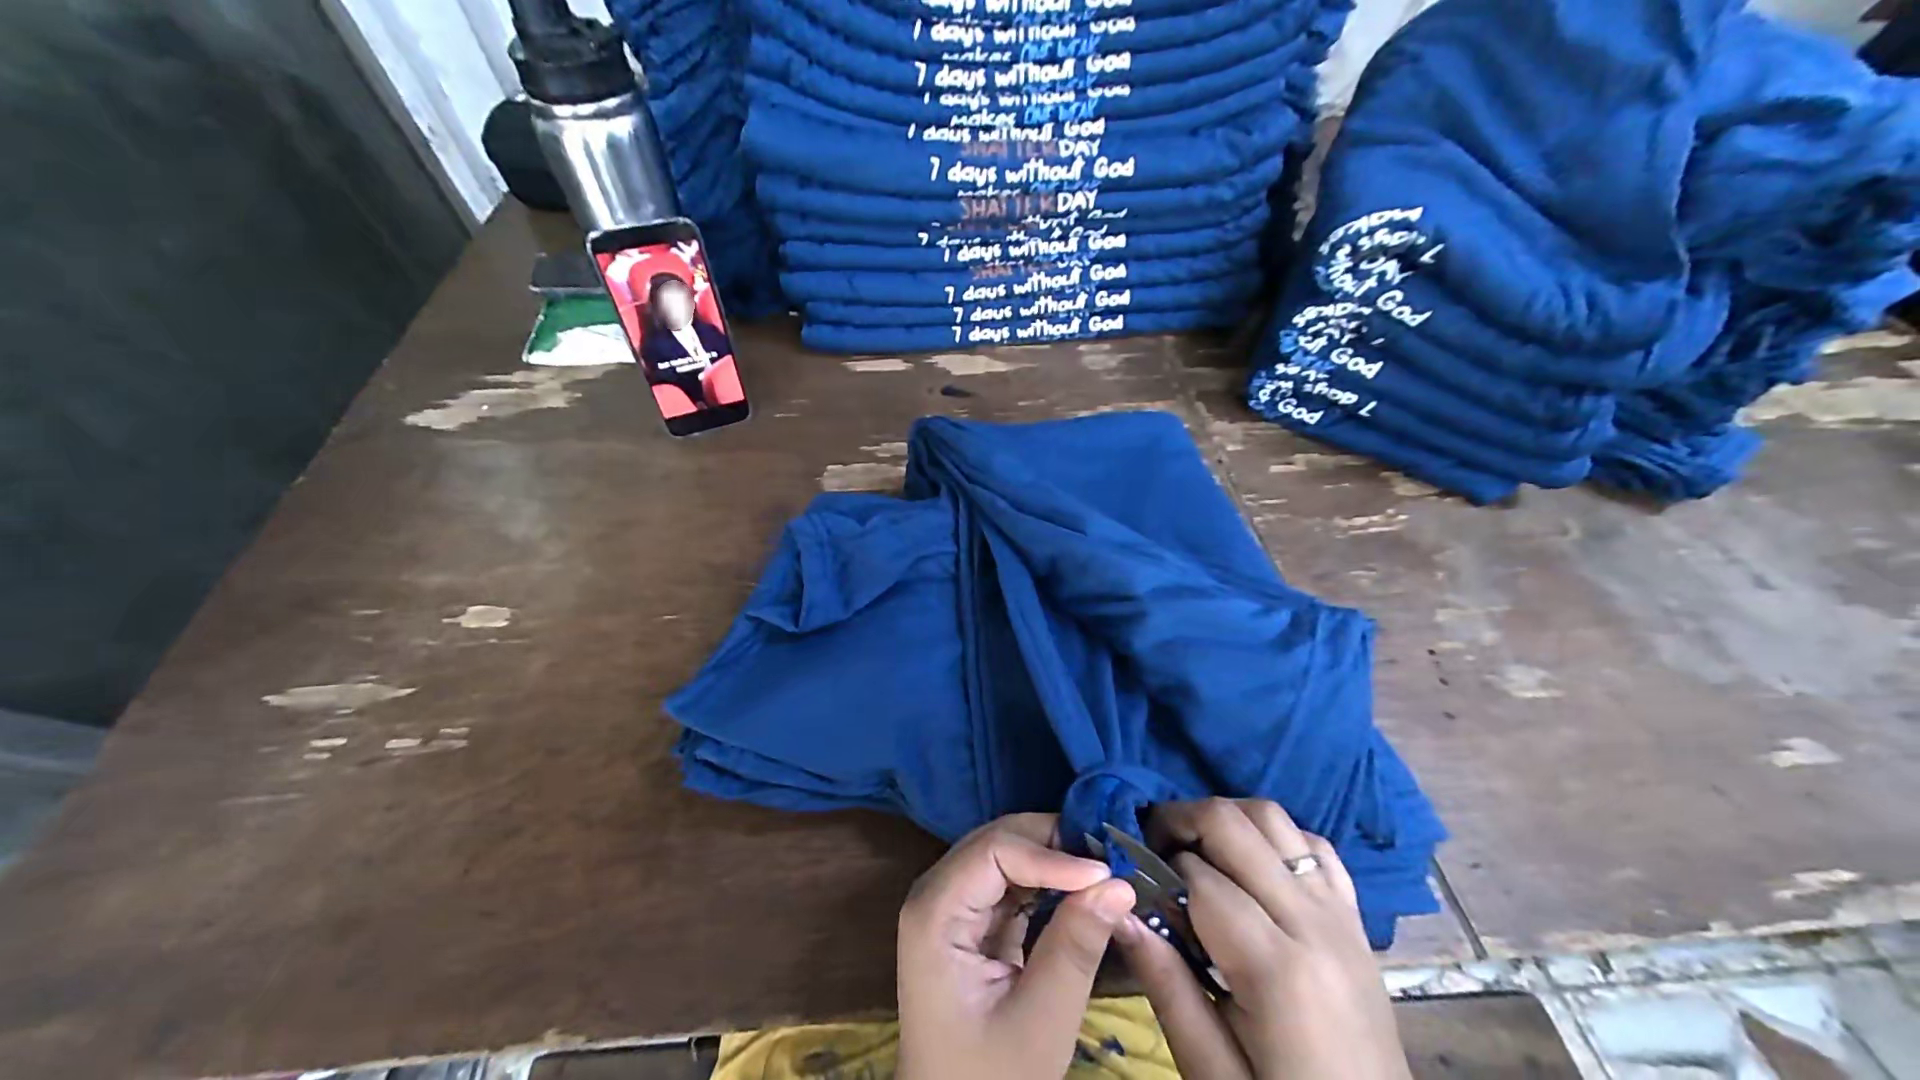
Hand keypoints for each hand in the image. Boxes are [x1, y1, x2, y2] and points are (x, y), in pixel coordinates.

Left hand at [897, 814, 1136, 1079]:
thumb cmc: (989, 1075)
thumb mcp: (1039, 1020)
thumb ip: (1075, 946)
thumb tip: (1118, 884)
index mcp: (934, 912)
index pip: (994, 851)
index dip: (1050, 854)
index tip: (1104, 874)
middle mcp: (936, 892)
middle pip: (998, 841)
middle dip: (1055, 843)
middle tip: (1110, 859)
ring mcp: (950, 901)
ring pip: (1007, 852)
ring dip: (1055, 855)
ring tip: (1103, 869)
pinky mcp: (971, 916)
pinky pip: (1011, 878)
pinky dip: (1049, 878)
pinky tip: (1081, 887)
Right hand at [1113, 799, 1410, 1079]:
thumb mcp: (1213, 1072)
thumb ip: (1166, 984)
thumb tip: (1118, 911)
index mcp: (1277, 968)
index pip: (1199, 877)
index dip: (1155, 868)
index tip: (1130, 882)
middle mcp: (1314, 923)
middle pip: (1236, 825)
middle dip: (1181, 819)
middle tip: (1150, 845)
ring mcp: (1342, 916)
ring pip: (1274, 819)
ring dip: (1225, 818)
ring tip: (1193, 848)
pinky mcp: (1355, 920)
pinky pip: (1314, 846)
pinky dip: (1273, 836)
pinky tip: (1249, 863)